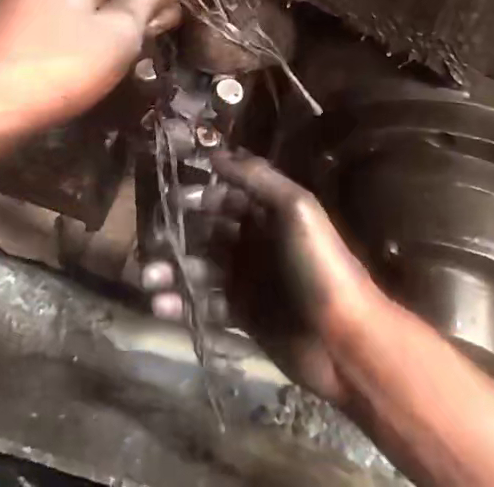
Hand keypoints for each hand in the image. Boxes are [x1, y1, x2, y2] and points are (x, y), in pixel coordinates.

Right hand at [144, 149, 381, 403]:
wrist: (344, 339)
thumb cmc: (320, 264)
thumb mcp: (296, 209)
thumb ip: (258, 178)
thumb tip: (216, 154)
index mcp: (272, 213)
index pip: (229, 195)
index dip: (201, 194)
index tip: (170, 198)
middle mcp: (257, 241)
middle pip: (210, 231)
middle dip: (179, 234)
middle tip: (150, 241)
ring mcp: (249, 280)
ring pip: (202, 267)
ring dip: (174, 270)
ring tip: (149, 278)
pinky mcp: (244, 317)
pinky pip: (206, 304)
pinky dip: (182, 304)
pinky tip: (161, 306)